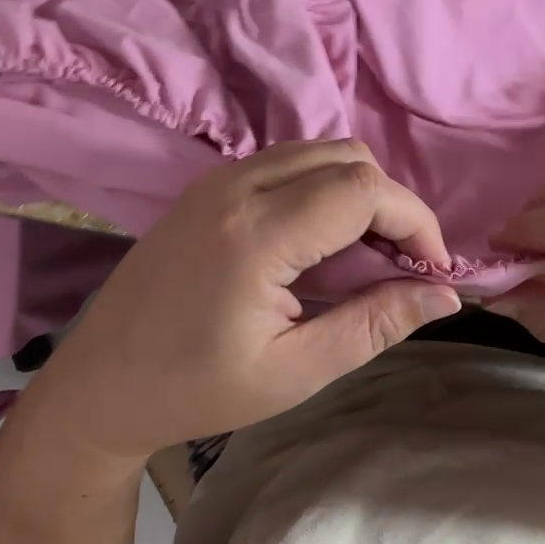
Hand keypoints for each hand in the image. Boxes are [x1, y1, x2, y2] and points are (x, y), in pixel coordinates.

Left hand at [42, 139, 462, 460]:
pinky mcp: (205, 189)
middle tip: (402, 268)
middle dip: (392, 206)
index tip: (433, 271)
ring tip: (366, 259)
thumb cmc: (195, 391)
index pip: (363, 188)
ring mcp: (215, 181)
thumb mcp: (295, 372)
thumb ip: (375, 325)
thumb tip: (446, 294)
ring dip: (358, 194)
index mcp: (256, 234)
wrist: (98, 386)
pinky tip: (320, 245)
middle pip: (347, 157)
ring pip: (318, 152)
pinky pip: (285, 164)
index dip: (415, 221)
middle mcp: (235, 187)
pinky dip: (322, 190)